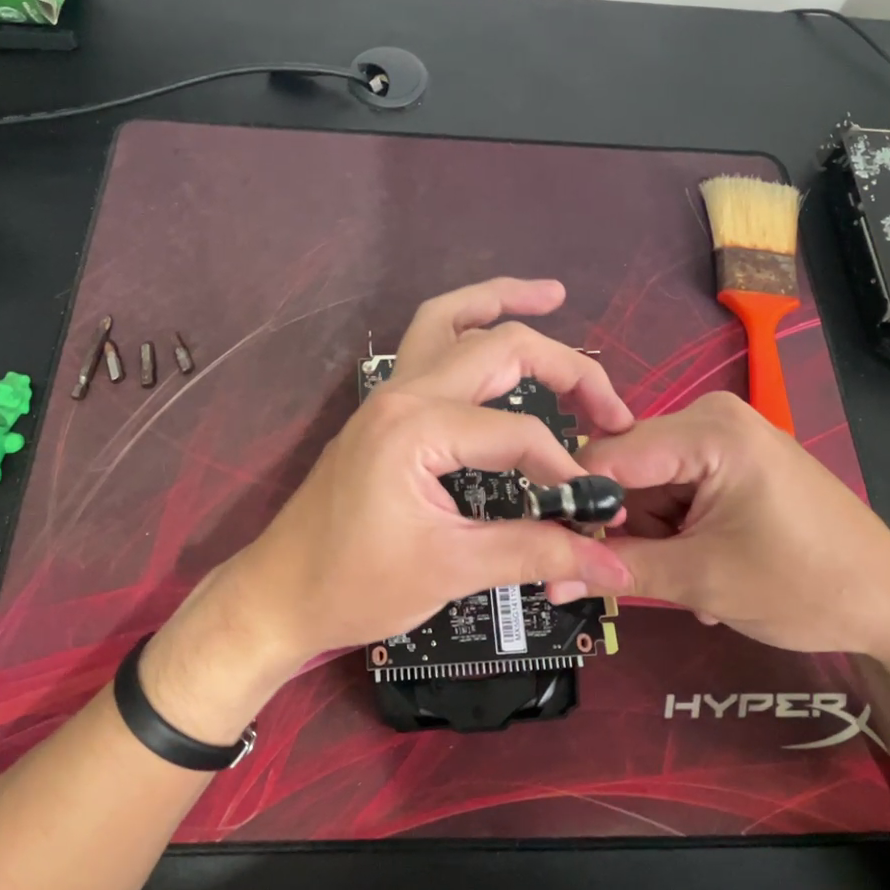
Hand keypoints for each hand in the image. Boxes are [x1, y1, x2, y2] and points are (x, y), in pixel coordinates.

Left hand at [142, 278, 634, 742]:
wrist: (278, 595)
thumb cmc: (354, 585)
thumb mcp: (450, 570)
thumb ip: (534, 552)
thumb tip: (611, 561)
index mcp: (417, 427)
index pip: (518, 431)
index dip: (566, 469)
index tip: (594, 509)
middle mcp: (403, 393)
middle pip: (498, 348)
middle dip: (565, 367)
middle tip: (611, 403)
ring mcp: (387, 395)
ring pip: (449, 321)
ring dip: (502, 303)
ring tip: (552, 295)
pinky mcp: (382, 409)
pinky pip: (428, 346)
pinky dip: (467, 327)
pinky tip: (492, 338)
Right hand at [575, 392, 889, 663]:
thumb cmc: (804, 586)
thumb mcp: (700, 579)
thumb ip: (618, 570)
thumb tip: (547, 580)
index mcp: (708, 429)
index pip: (606, 453)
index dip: (577, 503)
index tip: (561, 553)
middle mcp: (712, 418)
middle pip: (627, 468)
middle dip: (622, 527)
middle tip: (632, 581)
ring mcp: (727, 438)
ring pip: (649, 485)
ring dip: (653, 538)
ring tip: (687, 585)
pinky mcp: (737, 462)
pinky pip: (678, 490)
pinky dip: (677, 532)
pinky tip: (705, 570)